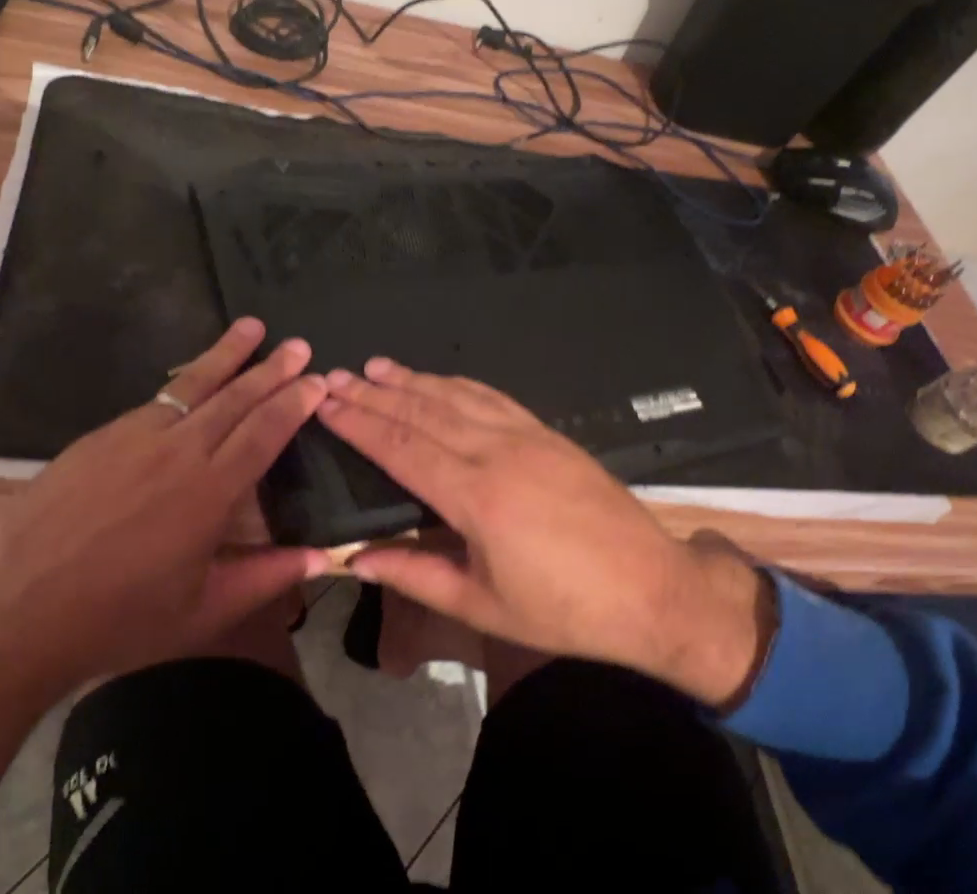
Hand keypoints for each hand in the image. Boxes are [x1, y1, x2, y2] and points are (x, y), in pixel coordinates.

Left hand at [0, 317, 331, 686]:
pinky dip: (181, 386)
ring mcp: (131, 438)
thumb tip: (323, 557)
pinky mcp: (96, 439)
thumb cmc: (119, 620)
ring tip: (251, 328)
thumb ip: (266, 577)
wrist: (16, 611)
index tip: (318, 380)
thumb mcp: (204, 610)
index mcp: (210, 492)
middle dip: (271, 369)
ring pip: (190, 387)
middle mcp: (176, 452)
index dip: (295, 404)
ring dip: (226, 356)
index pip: (264, 433)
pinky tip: (190, 384)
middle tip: (299, 345)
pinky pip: (152, 403)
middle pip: (234, 398)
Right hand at [317, 357, 773, 706]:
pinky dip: (458, 385)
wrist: (651, 590)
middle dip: (375, 394)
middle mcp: (497, 452)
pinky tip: (439, 381)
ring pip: (457, 397)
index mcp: (475, 495)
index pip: (401, 447)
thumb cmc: (562, 609)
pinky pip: (494, 398)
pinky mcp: (550, 435)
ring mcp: (528, 437)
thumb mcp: (481, 604)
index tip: (325, 403)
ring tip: (376, 367)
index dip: (358, 423)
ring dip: (413, 381)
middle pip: (422, 413)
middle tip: (335, 377)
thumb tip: (354, 559)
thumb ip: (414, 574)